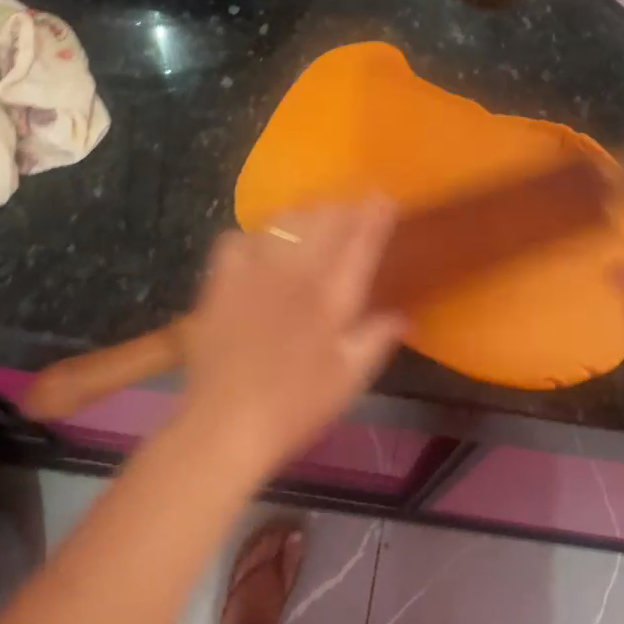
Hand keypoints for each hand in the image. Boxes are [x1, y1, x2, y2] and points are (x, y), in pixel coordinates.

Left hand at [183, 199, 406, 474]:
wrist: (224, 426)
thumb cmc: (296, 407)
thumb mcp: (350, 380)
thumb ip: (377, 339)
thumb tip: (403, 316)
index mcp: (332, 298)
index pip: (360, 242)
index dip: (375, 215)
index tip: (384, 198)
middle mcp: (296, 274)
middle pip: (324, 219)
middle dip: (342, 208)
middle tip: (351, 213)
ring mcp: (254, 272)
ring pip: (285, 221)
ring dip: (304, 216)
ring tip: (312, 224)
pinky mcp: (221, 281)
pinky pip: (239, 237)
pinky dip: (255, 238)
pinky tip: (261, 251)